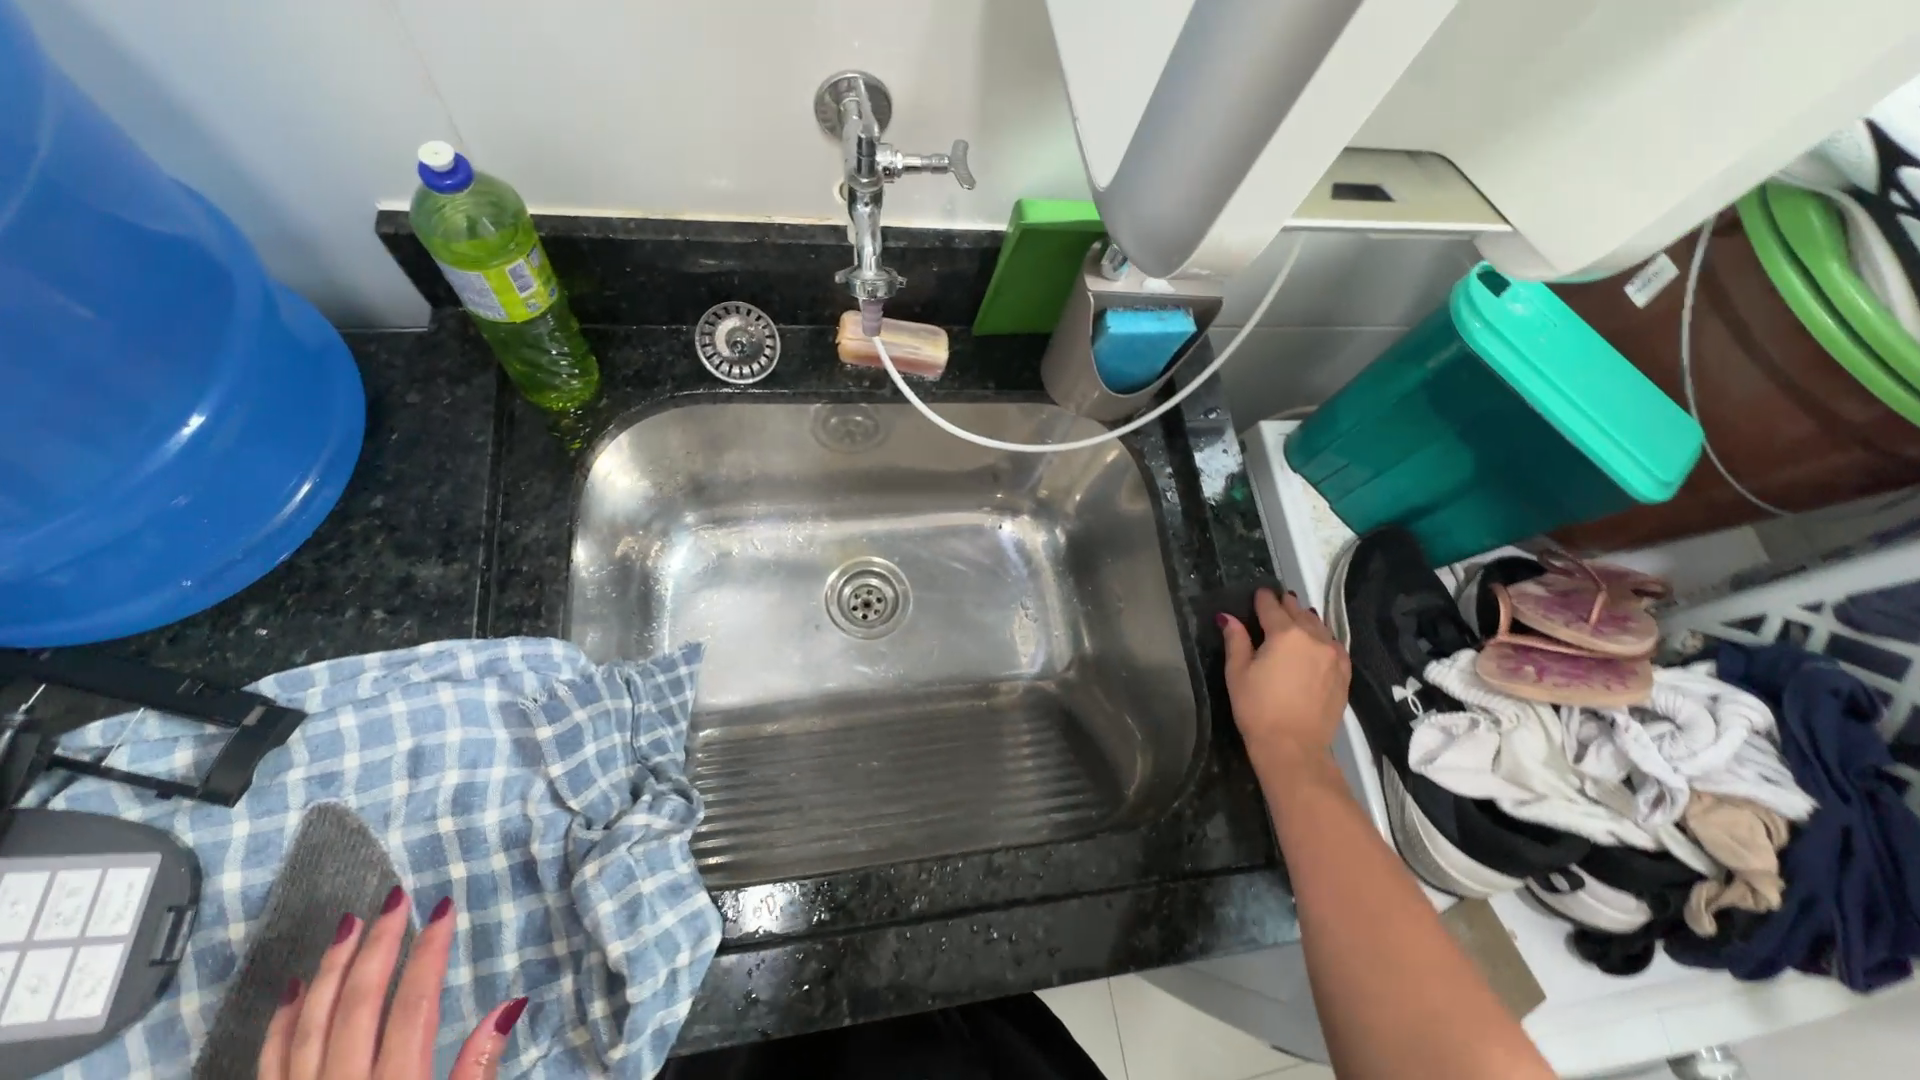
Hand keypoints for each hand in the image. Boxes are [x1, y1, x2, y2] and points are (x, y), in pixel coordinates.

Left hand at [258, 887, 526, 1079]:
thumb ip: (478, 1070)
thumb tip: (510, 1005)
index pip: (414, 1005)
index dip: (429, 953)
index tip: (443, 910)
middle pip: (357, 1004)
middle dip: (379, 946)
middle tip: (396, 899)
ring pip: (308, 1024)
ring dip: (331, 970)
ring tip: (351, 926)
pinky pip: (271, 1061)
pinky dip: (283, 1020)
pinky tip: (296, 988)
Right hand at [1220, 589, 1350, 773]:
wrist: (1294, 747)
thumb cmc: (1257, 709)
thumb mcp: (1238, 673)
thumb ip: (1236, 640)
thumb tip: (1228, 617)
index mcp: (1284, 634)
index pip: (1271, 608)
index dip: (1263, 598)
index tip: (1259, 592)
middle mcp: (1313, 638)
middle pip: (1298, 613)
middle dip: (1286, 605)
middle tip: (1277, 600)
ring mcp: (1333, 655)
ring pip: (1319, 627)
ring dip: (1306, 620)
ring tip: (1298, 616)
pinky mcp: (1343, 673)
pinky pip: (1334, 646)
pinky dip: (1324, 638)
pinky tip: (1319, 641)